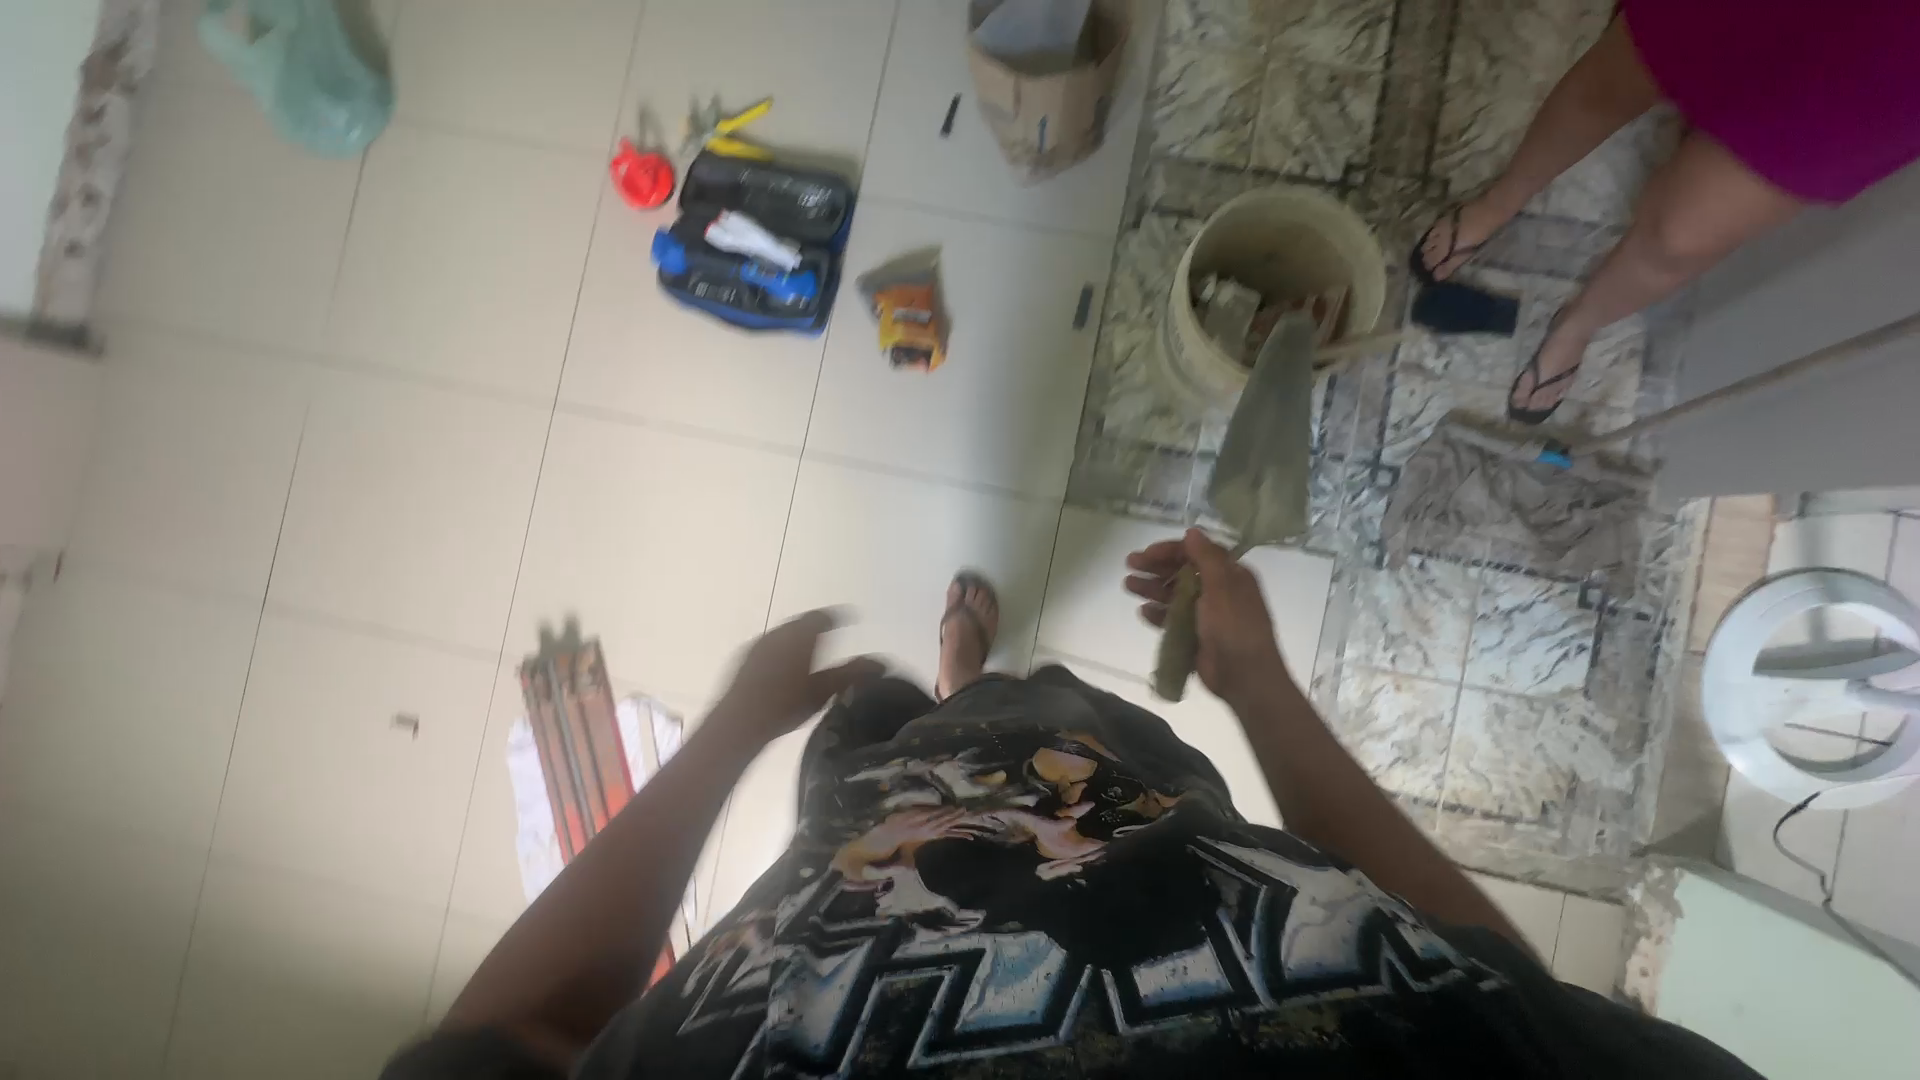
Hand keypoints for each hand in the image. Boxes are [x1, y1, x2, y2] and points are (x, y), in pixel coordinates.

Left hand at [713, 609, 882, 745]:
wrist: (739, 721)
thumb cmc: (787, 704)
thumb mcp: (826, 690)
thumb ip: (854, 673)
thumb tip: (881, 662)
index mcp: (801, 633)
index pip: (823, 616)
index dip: (837, 617)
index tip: (849, 620)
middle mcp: (779, 632)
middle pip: (801, 623)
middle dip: (816, 628)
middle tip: (830, 637)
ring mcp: (758, 644)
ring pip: (783, 635)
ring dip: (797, 640)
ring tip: (809, 655)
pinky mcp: (744, 660)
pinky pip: (769, 648)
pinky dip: (781, 652)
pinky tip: (784, 671)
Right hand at [1125, 529, 1287, 706]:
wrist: (1245, 676)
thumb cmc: (1235, 627)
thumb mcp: (1223, 587)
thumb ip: (1207, 558)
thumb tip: (1192, 531)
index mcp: (1230, 575)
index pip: (1196, 553)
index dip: (1169, 550)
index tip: (1145, 554)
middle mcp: (1218, 590)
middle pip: (1182, 572)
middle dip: (1155, 567)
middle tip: (1129, 565)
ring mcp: (1206, 614)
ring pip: (1173, 594)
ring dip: (1152, 588)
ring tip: (1128, 586)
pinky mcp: (1195, 635)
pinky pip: (1172, 619)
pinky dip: (1158, 614)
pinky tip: (1143, 611)